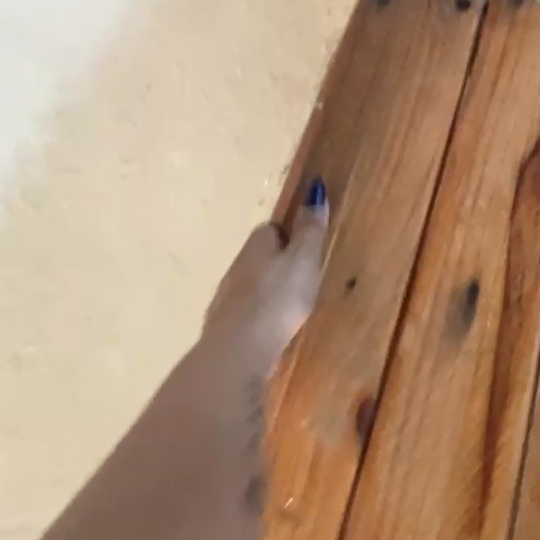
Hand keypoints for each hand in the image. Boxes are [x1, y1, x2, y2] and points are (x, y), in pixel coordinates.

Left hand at [204, 177, 328, 370]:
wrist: (239, 349)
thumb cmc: (279, 297)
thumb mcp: (305, 258)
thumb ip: (310, 228)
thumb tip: (314, 190)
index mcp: (257, 247)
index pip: (270, 229)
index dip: (289, 232)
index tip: (308, 244)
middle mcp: (236, 267)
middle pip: (259, 255)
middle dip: (279, 260)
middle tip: (305, 272)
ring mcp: (226, 298)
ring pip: (252, 283)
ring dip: (269, 286)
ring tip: (293, 300)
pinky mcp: (226, 325)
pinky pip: (246, 309)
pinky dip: (260, 310)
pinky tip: (274, 323)